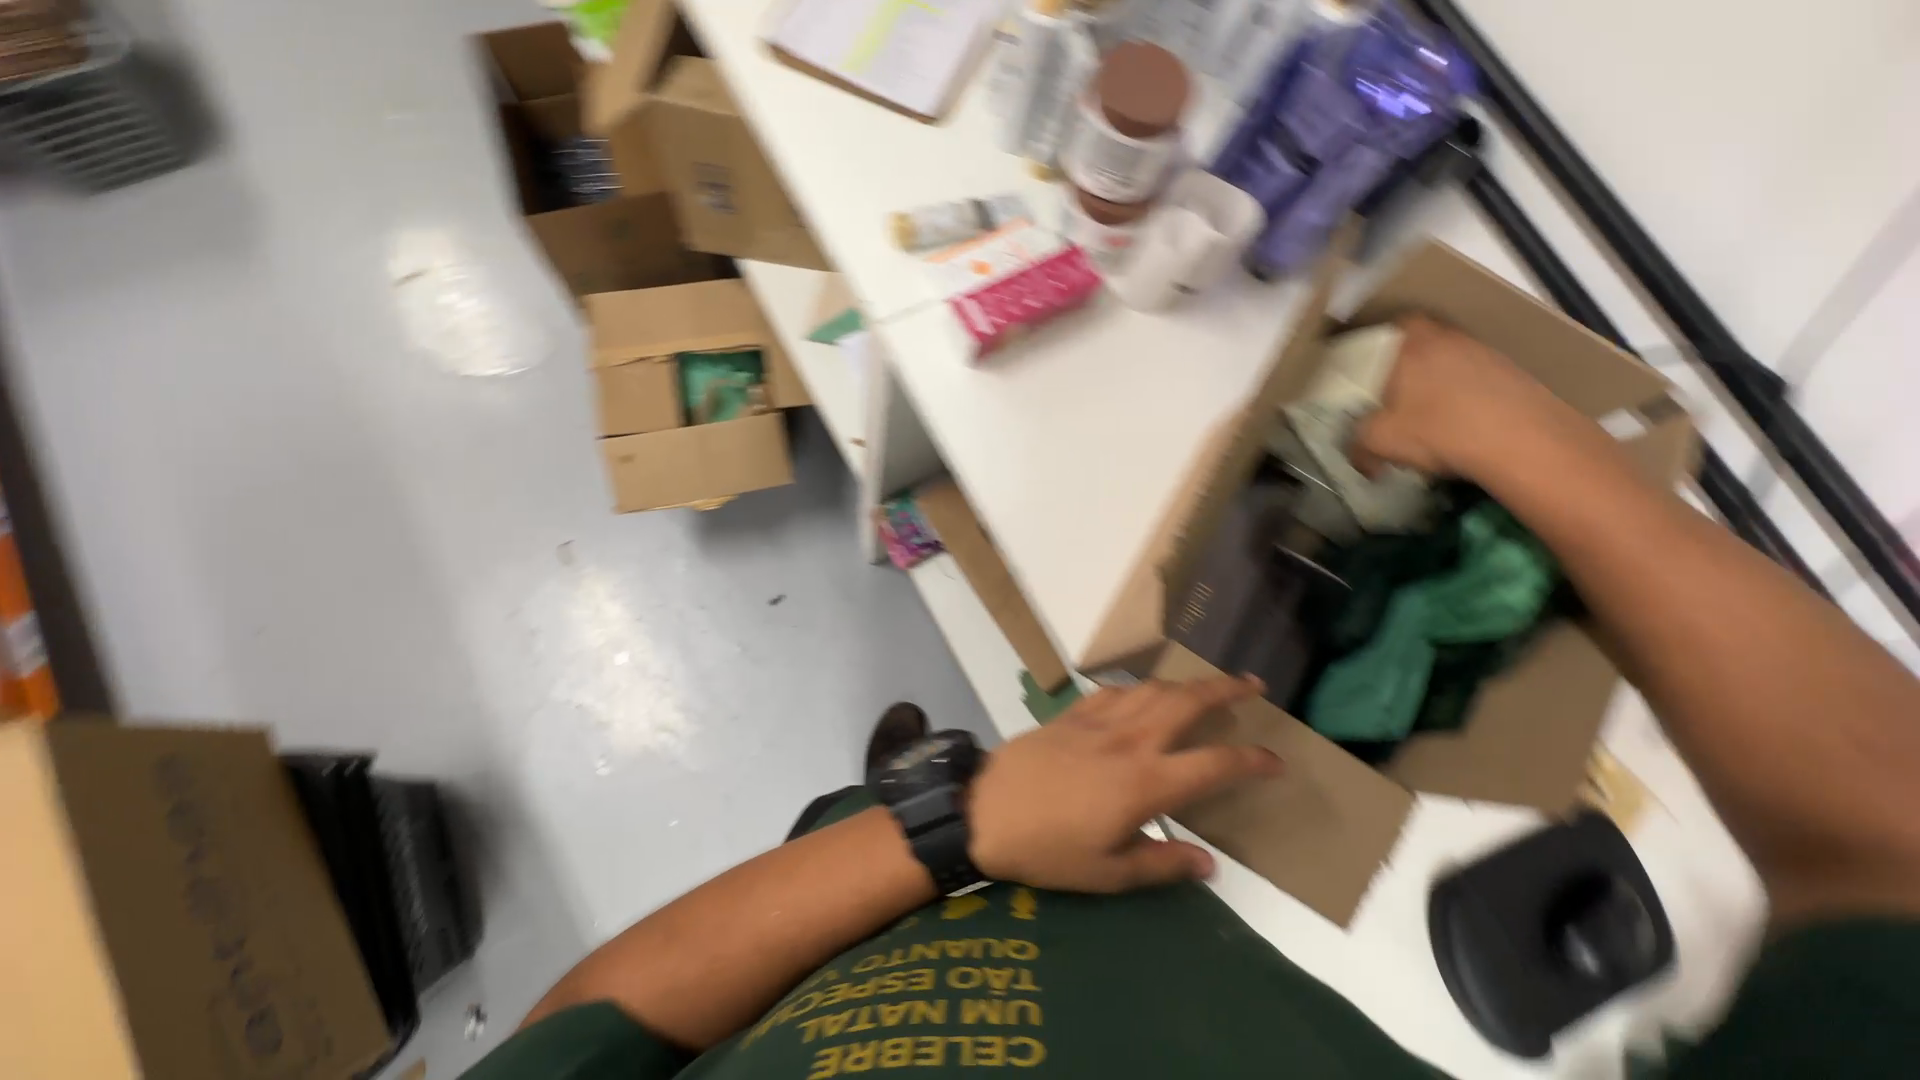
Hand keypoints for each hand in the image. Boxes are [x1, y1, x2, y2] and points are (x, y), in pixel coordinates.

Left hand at [966, 676, 1281, 892]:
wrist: (983, 811)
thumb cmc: (1047, 849)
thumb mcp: (1107, 873)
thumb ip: (1162, 865)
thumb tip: (1209, 864)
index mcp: (1147, 782)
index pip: (1215, 764)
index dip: (1253, 761)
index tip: (1276, 762)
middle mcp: (1131, 741)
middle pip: (1189, 703)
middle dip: (1226, 690)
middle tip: (1253, 686)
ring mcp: (1099, 722)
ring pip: (1153, 689)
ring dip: (1186, 683)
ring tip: (1206, 686)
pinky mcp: (1071, 715)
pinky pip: (1114, 691)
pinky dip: (1137, 687)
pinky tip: (1141, 693)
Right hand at [1353, 315, 1575, 479]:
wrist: (1524, 440)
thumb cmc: (1440, 429)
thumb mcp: (1380, 441)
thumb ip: (1358, 443)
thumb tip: (1359, 457)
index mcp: (1412, 341)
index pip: (1387, 329)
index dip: (1376, 349)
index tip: (1368, 374)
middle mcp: (1450, 336)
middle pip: (1420, 345)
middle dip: (1406, 369)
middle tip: (1394, 399)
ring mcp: (1485, 352)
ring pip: (1449, 362)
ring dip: (1438, 385)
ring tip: (1429, 418)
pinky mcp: (1513, 373)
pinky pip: (1476, 380)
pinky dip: (1466, 398)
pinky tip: (1462, 426)